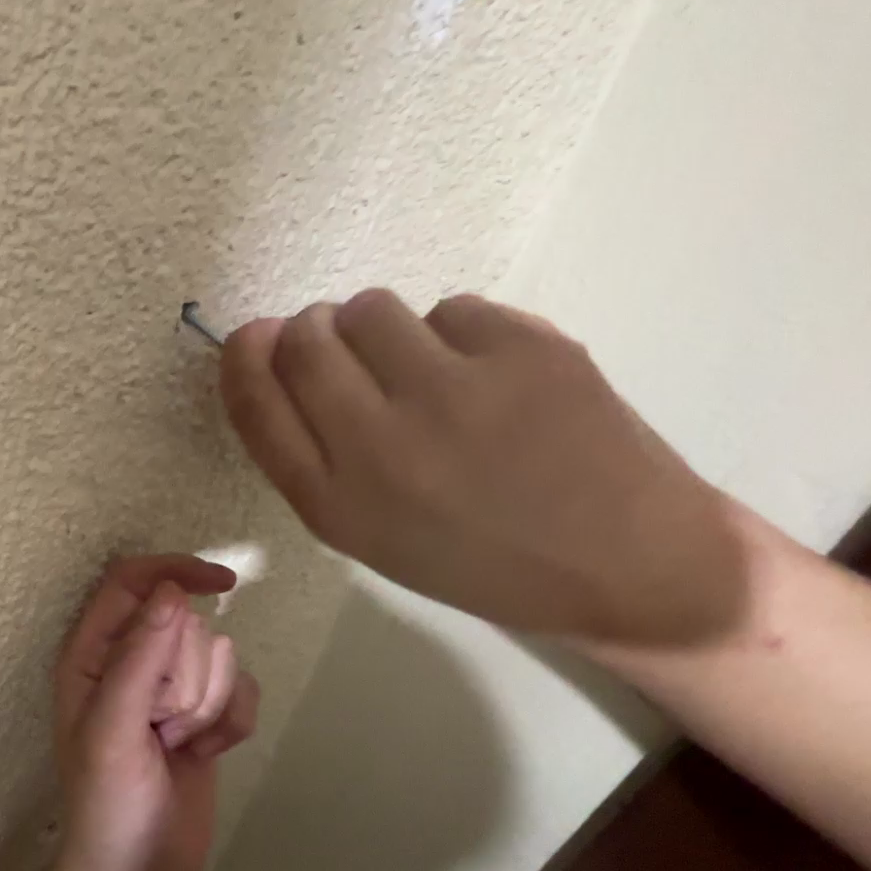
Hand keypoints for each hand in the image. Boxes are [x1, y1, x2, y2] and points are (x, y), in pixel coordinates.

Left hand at [48, 556, 260, 870]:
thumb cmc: (108, 802)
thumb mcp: (113, 729)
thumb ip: (139, 657)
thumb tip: (170, 591)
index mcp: (92, 654)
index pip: (131, 582)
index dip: (173, 572)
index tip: (220, 583)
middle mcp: (129, 662)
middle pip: (185, 622)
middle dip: (190, 670)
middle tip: (166, 721)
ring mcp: (168, 689)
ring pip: (218, 656)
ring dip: (208, 703)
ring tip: (177, 743)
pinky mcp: (202, 717)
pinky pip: (240, 693)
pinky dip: (230, 724)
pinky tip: (205, 755)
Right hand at [221, 290, 749, 647]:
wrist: (626, 563)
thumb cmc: (476, 558)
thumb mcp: (366, 532)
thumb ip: (305, 452)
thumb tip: (267, 348)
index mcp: (336, 504)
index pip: (255, 400)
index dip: (244, 357)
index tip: (255, 339)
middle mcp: (383, 445)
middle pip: (304, 338)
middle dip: (312, 334)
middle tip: (350, 359)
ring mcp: (457, 392)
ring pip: (371, 307)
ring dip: (378, 330)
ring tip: (421, 372)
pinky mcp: (527, 350)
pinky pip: (449, 309)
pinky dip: (453, 336)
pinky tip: (488, 379)